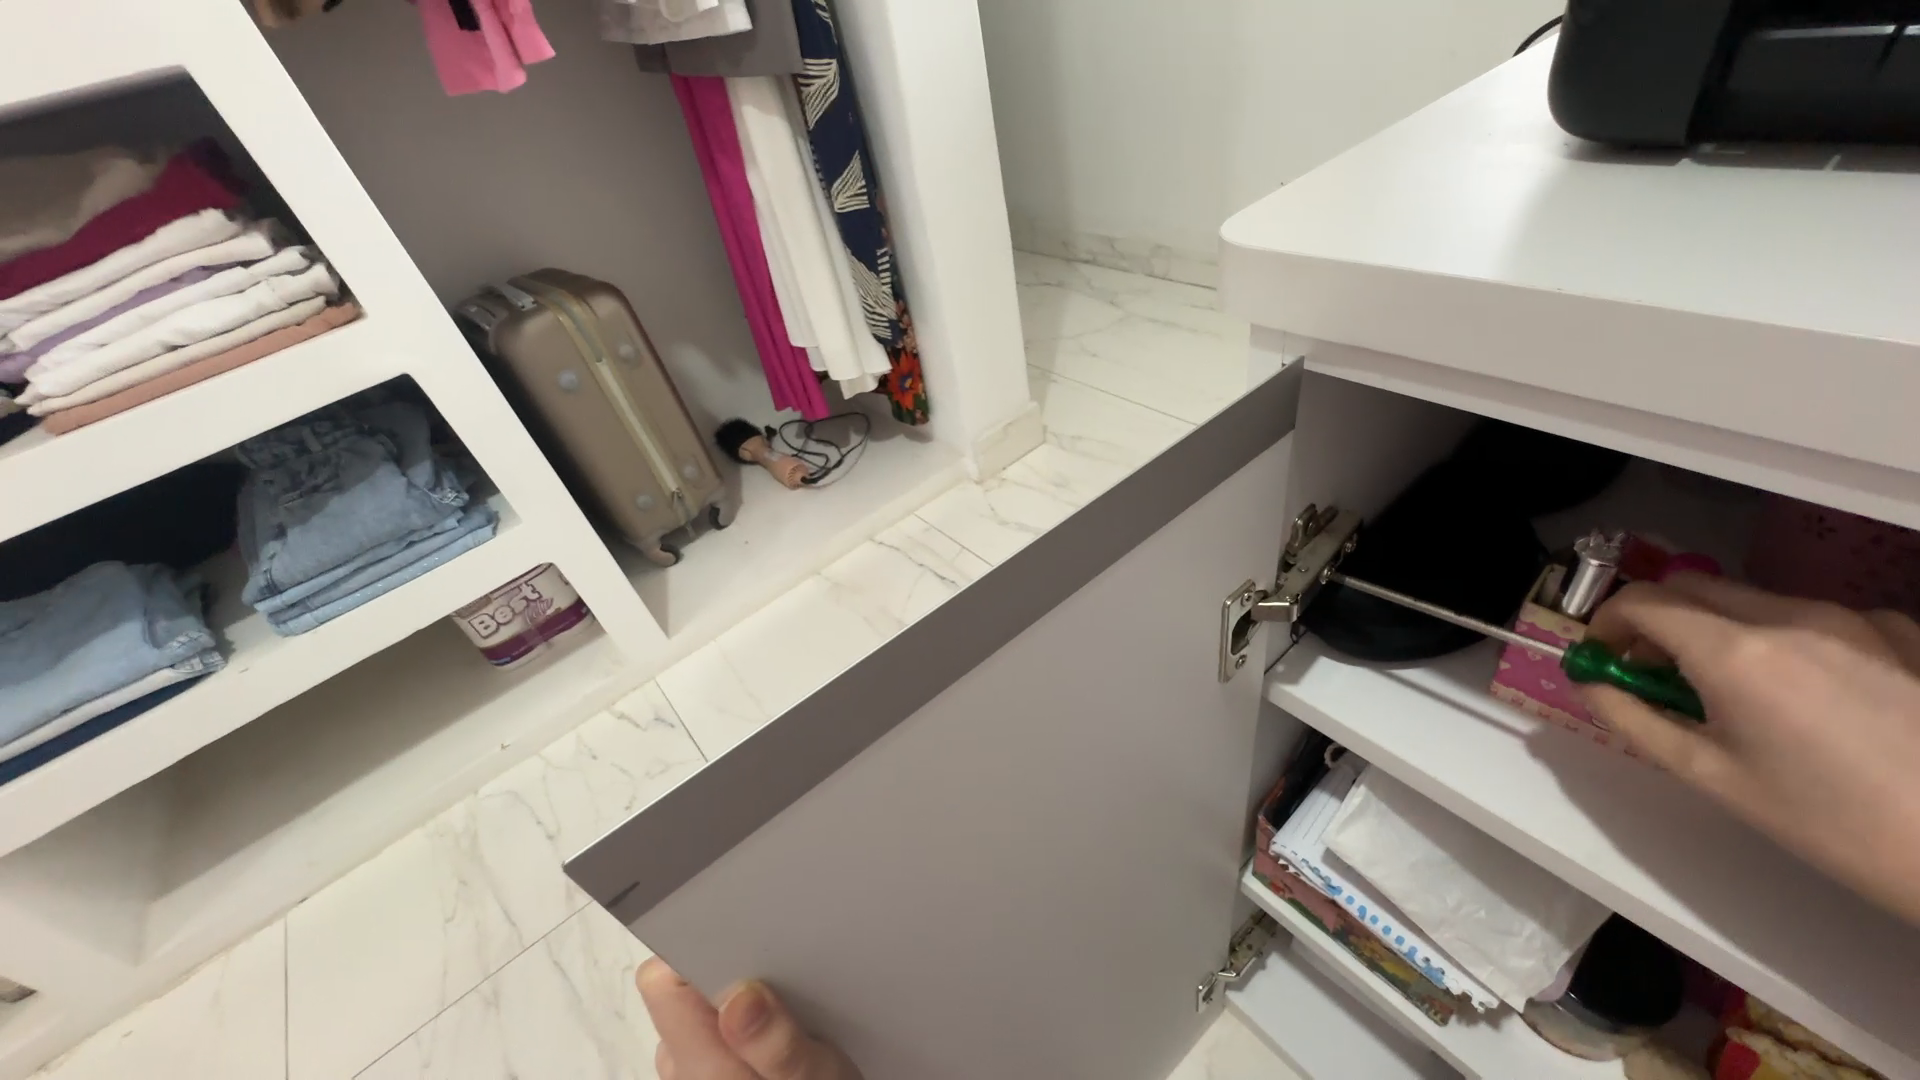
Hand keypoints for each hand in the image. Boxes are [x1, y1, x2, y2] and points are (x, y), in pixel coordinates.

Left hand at [637, 958, 863, 1079]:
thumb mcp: (819, 1079)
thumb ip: (778, 1046)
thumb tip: (740, 997)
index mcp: (696, 1068)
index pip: (663, 980)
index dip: (698, 948)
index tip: (744, 935)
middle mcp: (678, 1073)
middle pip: (682, 991)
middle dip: (727, 977)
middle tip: (781, 981)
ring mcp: (687, 1079)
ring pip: (700, 1012)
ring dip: (736, 1002)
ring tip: (786, 1012)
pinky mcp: (703, 1078)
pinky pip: (710, 1033)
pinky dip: (738, 1026)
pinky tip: (775, 1036)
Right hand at [1580, 573, 1919, 923]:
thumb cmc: (1829, 822)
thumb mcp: (1707, 774)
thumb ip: (1629, 717)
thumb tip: (1590, 682)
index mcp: (1736, 653)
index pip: (1640, 601)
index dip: (1605, 623)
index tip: (1604, 657)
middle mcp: (1794, 619)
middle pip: (1691, 587)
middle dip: (1654, 620)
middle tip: (1653, 670)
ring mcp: (1859, 622)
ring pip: (1752, 601)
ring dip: (1717, 629)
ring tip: (1734, 689)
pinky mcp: (1906, 635)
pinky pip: (1817, 617)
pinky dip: (1786, 639)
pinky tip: (1811, 689)